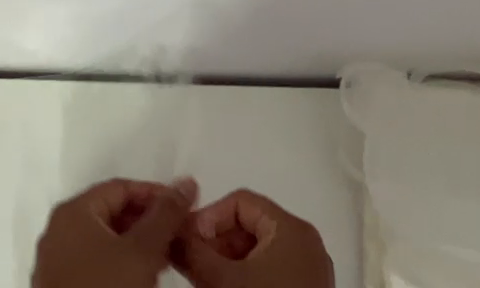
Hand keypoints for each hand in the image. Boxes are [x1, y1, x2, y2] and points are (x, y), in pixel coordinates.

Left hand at [33, 176, 198, 287]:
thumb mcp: (142, 252)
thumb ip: (165, 215)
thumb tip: (186, 182)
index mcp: (73, 211)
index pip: (121, 188)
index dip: (155, 194)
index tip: (184, 208)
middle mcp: (60, 230)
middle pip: (112, 213)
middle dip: (148, 222)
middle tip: (178, 235)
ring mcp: (58, 260)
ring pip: (106, 240)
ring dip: (137, 246)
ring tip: (166, 258)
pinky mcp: (63, 285)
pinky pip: (96, 262)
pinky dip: (121, 264)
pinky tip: (142, 278)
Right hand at [175, 189, 333, 287]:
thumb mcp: (220, 281)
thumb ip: (191, 250)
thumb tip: (169, 231)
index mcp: (291, 229)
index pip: (240, 201)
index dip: (209, 218)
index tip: (190, 243)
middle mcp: (306, 244)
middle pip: (249, 226)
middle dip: (216, 244)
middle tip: (194, 266)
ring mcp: (310, 272)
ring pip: (258, 252)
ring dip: (227, 263)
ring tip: (207, 283)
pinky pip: (270, 272)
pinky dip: (246, 279)